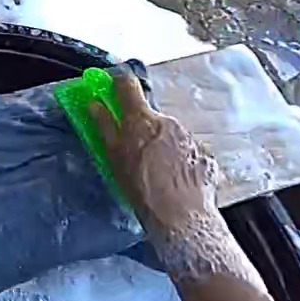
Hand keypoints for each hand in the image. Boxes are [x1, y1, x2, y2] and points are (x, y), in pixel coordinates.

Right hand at [89, 69, 260, 288]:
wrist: (181, 217)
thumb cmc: (141, 188)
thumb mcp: (114, 157)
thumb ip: (104, 126)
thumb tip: (95, 104)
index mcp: (141, 119)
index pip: (128, 85)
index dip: (118, 83)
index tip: (112, 88)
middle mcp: (168, 121)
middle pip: (150, 116)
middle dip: (141, 128)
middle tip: (134, 153)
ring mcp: (189, 137)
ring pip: (169, 134)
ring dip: (161, 146)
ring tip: (156, 173)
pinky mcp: (205, 155)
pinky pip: (186, 151)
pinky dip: (178, 160)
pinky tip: (174, 180)